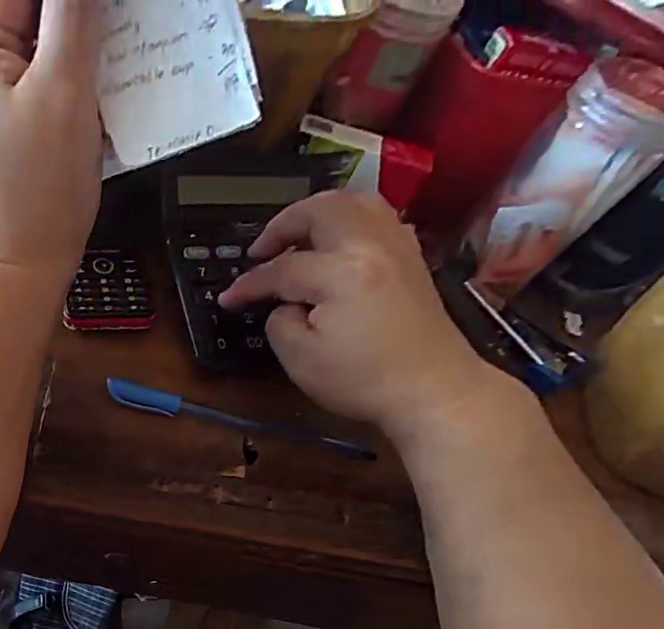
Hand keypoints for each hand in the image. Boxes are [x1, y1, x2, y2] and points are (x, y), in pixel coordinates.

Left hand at [0, 0, 101, 274]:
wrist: (26, 263)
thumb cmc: (44, 186)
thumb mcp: (65, 92)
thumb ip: (71, 18)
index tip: (99, 12)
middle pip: (19, 17)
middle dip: (68, 18)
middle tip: (110, 31)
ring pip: (28, 55)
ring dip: (68, 51)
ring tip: (106, 59)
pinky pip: (30, 91)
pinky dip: (60, 85)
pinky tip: (88, 98)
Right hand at [217, 192, 500, 436]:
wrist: (433, 391)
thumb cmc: (365, 382)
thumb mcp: (303, 362)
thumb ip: (280, 324)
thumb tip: (284, 305)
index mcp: (341, 272)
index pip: (283, 269)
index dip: (251, 284)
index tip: (230, 298)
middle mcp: (370, 245)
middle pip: (319, 209)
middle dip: (283, 225)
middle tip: (262, 250)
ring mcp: (397, 247)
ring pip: (355, 202)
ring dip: (319, 213)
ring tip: (300, 237)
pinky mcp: (413, 260)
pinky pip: (379, 219)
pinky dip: (351, 222)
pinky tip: (342, 245)